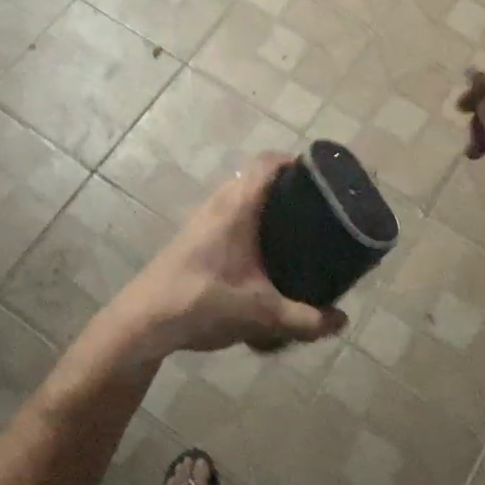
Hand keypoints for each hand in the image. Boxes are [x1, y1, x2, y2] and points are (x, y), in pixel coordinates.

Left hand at [98, 152, 347, 360]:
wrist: (143, 322)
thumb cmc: (203, 303)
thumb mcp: (262, 314)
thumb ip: (305, 319)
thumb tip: (342, 321)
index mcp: (236, 207)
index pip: (267, 163)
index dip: (296, 161)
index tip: (323, 176)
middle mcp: (217, 205)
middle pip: (256, 178)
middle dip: (287, 188)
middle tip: (318, 208)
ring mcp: (200, 222)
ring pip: (239, 199)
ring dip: (265, 206)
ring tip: (295, 229)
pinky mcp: (191, 240)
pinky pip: (227, 217)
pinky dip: (248, 223)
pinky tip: (261, 255)